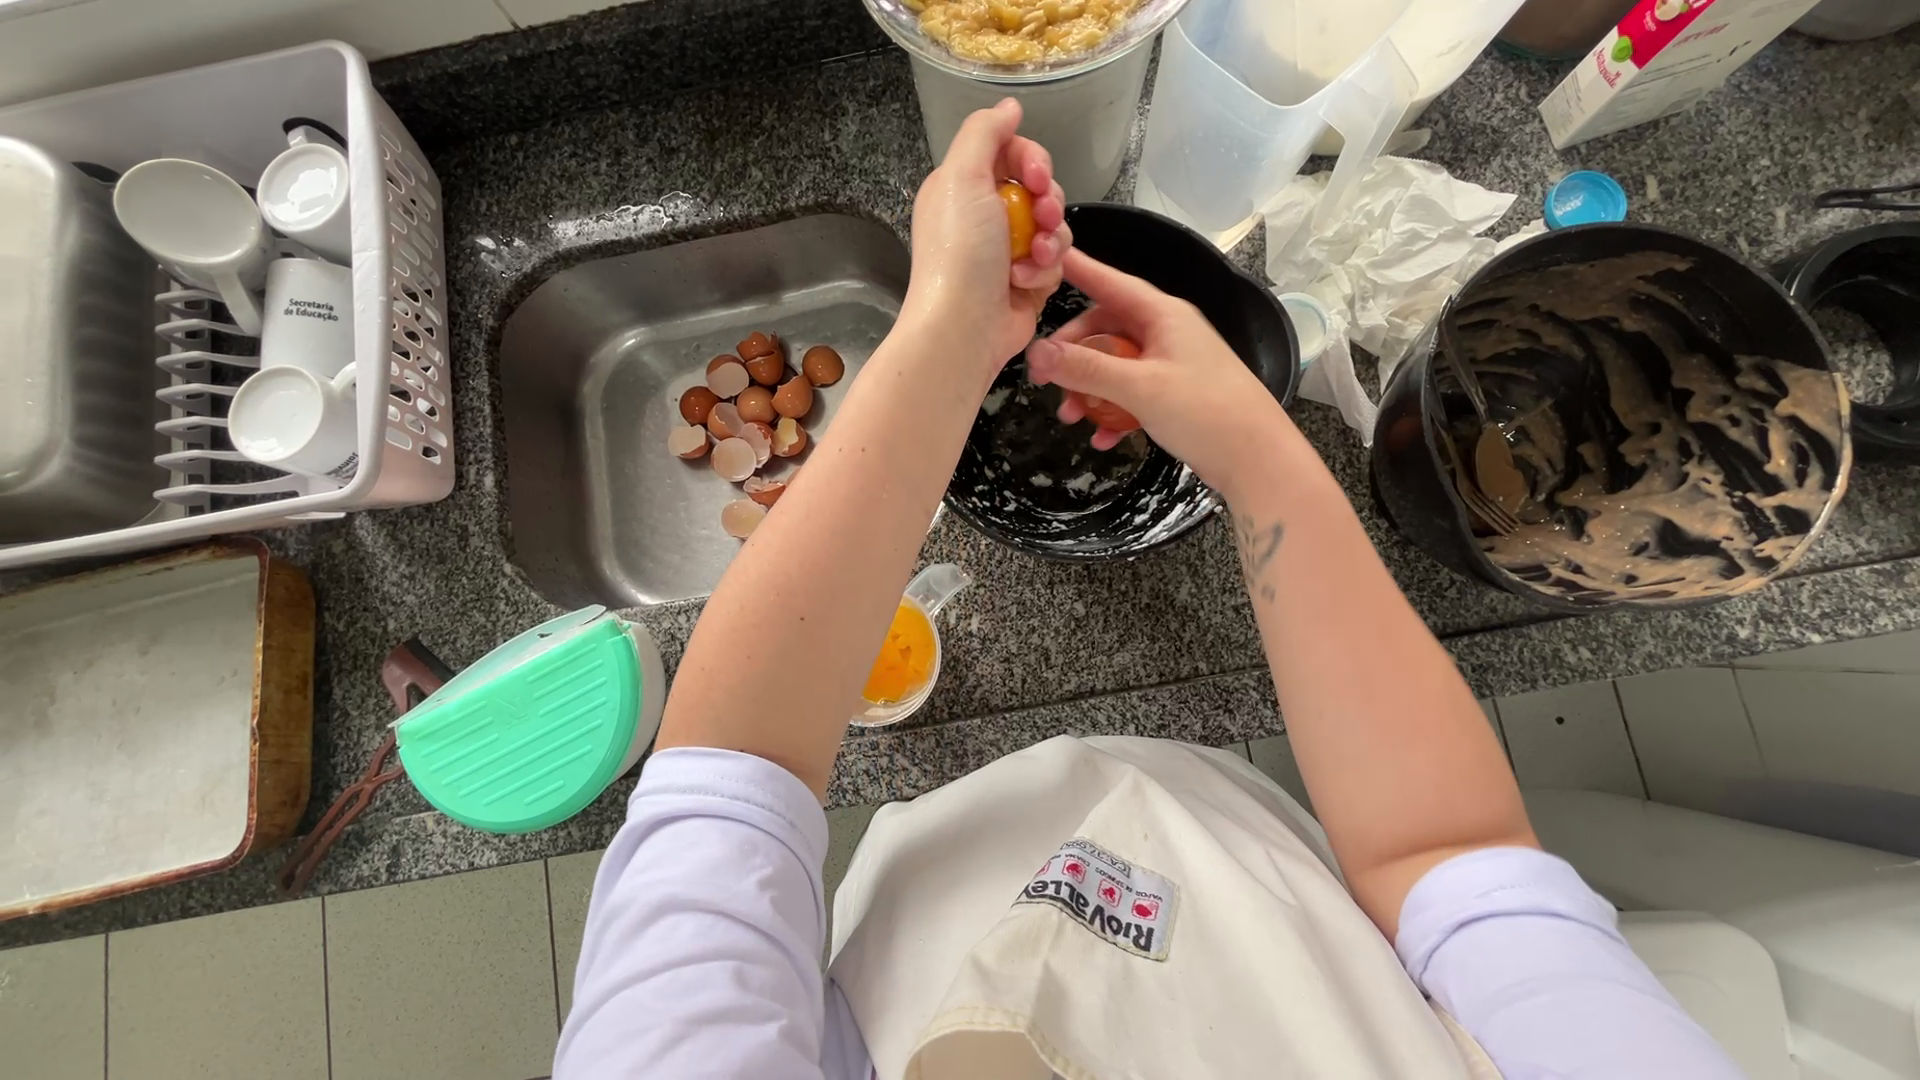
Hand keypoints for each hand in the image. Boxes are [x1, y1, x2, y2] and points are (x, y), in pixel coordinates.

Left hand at [901, 99, 1070, 374]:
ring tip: (1036, 258)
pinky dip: (1043, 272)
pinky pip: (1053, 263)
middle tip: (1044, 217)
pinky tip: (1025, 283)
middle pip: (1040, 190)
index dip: (1032, 160)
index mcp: (964, 187)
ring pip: (1054, 228)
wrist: (964, 326)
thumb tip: (1009, 106)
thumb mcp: (962, 175)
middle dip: (1048, 202)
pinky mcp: (1026, 283)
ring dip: (1050, 241)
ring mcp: (1007, 252)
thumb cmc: (960, 252)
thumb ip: (985, 132)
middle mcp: (985, 217)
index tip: (1036, 178)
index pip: (1012, 153)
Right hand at [1025, 249, 1291, 499]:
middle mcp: (1167, 333)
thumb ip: (1086, 369)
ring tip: (1070, 416)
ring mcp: (1171, 365)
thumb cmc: (1205, 411)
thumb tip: (1036, 352)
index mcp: (1163, 315)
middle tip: (1044, 378)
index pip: (1111, 282)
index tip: (1047, 257)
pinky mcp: (1175, 396)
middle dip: (1074, 354)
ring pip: (1116, 366)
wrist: (1257, 459)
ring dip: (1089, 390)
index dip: (1079, 270)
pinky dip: (1112, 414)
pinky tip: (1102, 439)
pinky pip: (1132, 396)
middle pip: (1106, 330)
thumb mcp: (1139, 388)